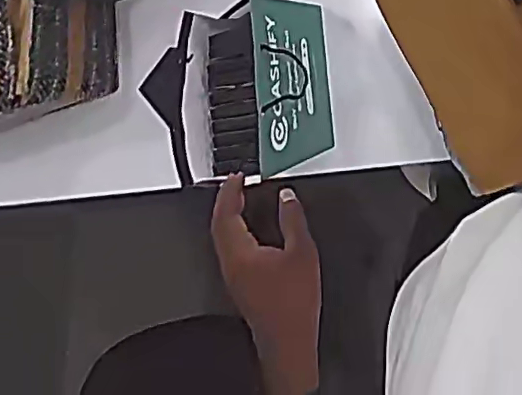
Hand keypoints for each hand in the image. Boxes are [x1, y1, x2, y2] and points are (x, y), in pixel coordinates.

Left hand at [212, 175, 319, 394]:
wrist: (289, 344)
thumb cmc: (294, 305)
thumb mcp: (302, 252)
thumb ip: (293, 219)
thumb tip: (287, 197)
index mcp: (241, 254)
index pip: (225, 214)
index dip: (229, 191)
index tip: (236, 177)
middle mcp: (231, 265)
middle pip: (218, 225)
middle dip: (225, 200)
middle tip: (235, 184)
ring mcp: (233, 276)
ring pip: (221, 238)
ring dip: (228, 215)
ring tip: (239, 200)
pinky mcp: (240, 284)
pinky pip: (228, 248)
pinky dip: (233, 230)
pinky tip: (247, 228)